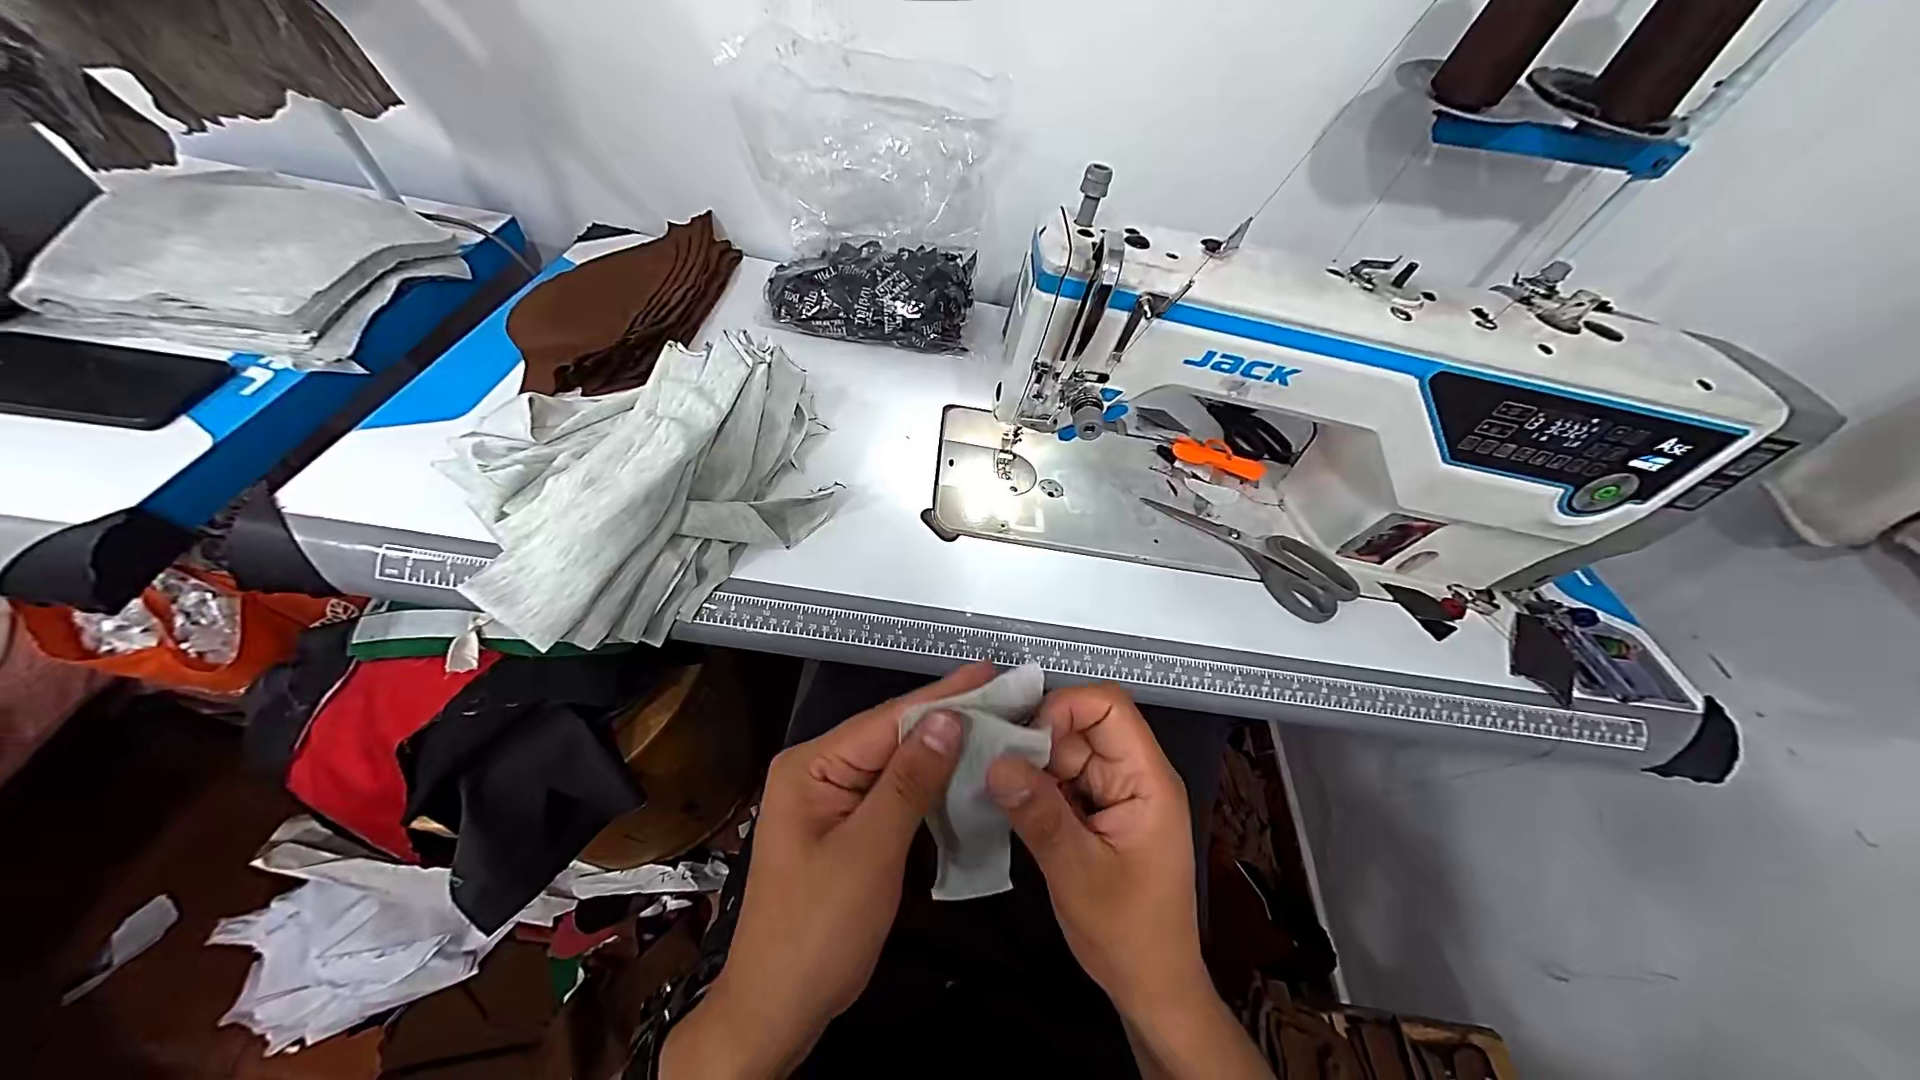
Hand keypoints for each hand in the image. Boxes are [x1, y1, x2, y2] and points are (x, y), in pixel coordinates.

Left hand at [662, 662, 993, 1078]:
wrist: (779, 1008)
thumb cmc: (818, 931)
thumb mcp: (869, 851)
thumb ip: (909, 781)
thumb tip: (948, 717)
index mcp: (811, 766)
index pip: (887, 720)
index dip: (943, 695)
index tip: (989, 672)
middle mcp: (818, 770)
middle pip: (891, 734)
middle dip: (947, 716)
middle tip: (1002, 694)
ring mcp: (831, 798)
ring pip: (896, 761)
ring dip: (942, 747)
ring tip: (992, 720)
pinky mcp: (847, 824)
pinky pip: (894, 790)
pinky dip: (928, 780)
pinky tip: (961, 766)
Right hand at [986, 683, 1202, 1011]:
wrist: (1150, 986)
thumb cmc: (1128, 933)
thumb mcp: (1078, 873)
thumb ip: (1039, 814)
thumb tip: (996, 762)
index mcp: (1147, 779)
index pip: (1110, 707)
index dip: (1065, 708)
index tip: (1023, 739)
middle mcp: (1132, 775)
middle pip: (1081, 726)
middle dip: (1038, 739)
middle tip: (994, 765)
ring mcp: (1113, 792)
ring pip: (1065, 751)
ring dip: (1031, 764)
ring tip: (993, 784)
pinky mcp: (1095, 810)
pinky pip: (1061, 778)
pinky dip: (1034, 785)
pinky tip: (1008, 801)